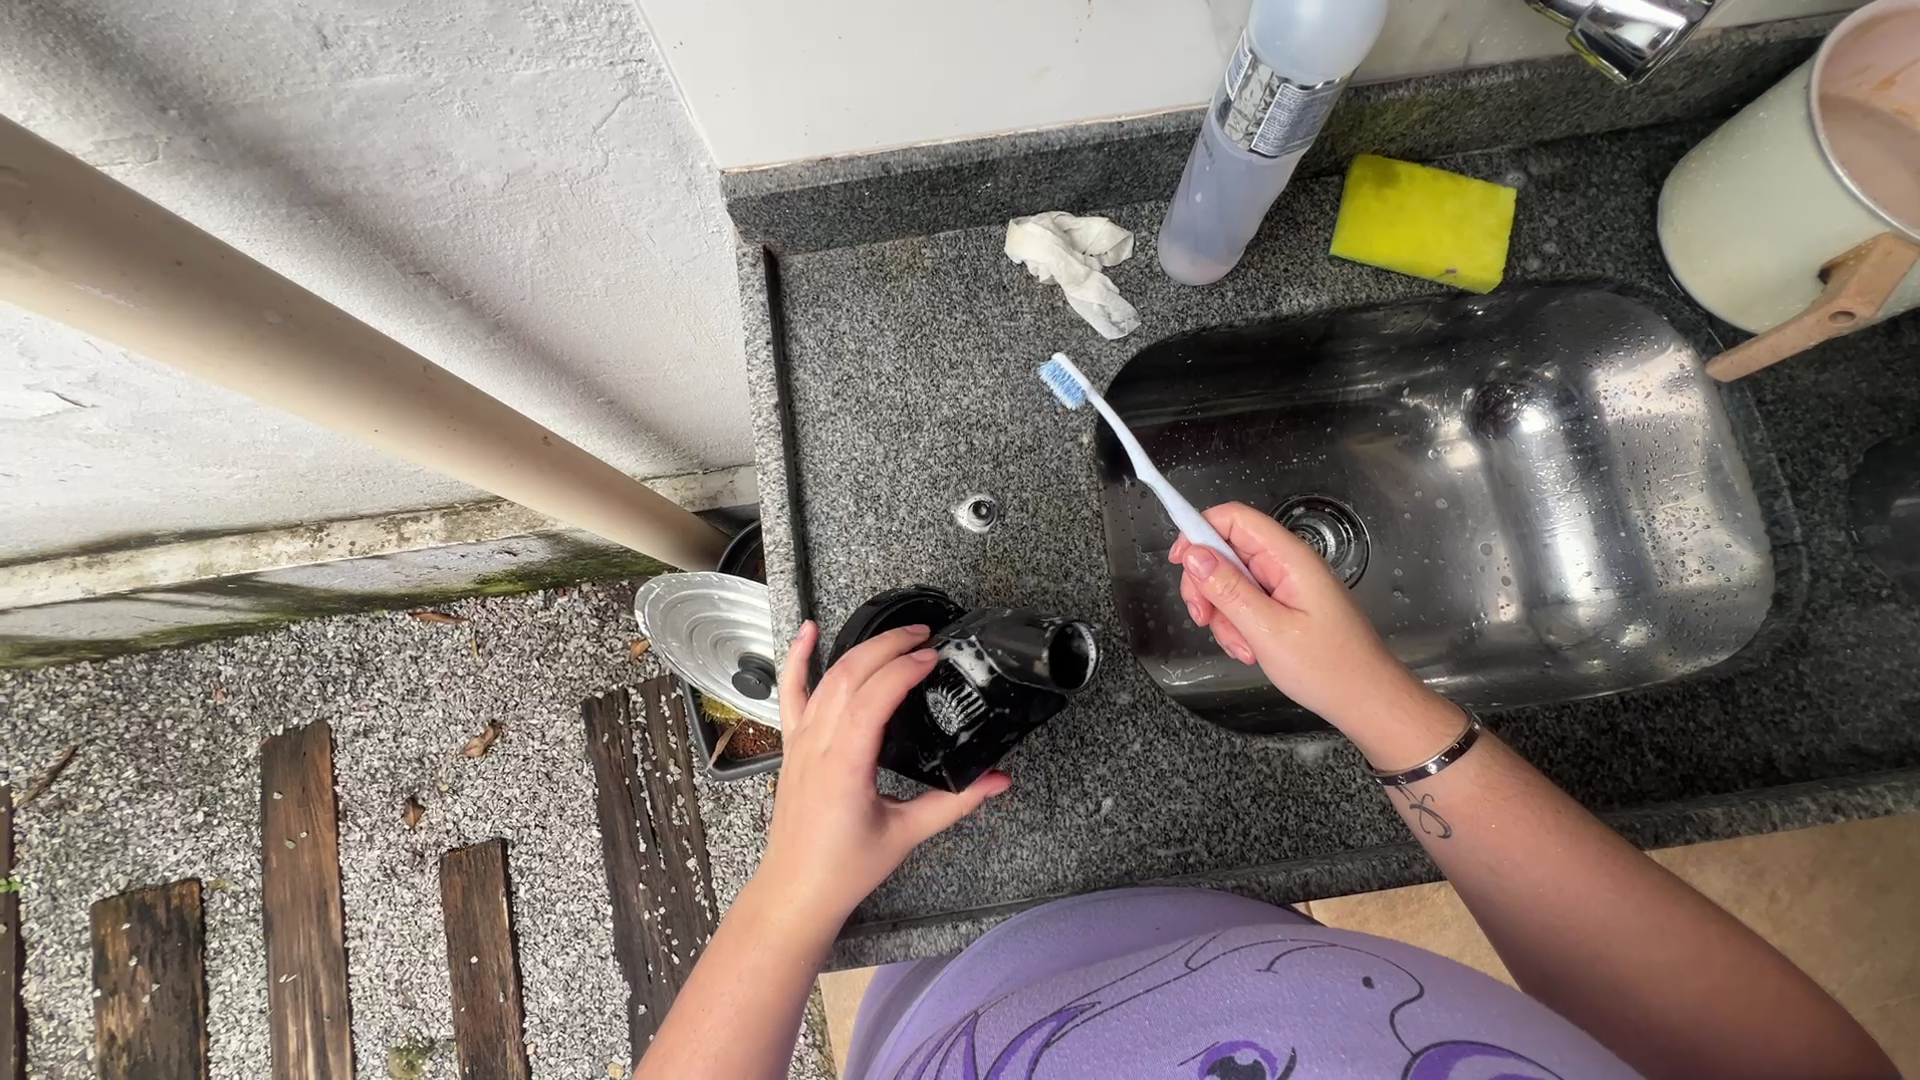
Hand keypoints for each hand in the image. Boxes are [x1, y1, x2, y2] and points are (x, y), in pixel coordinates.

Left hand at [754, 621, 1010, 927]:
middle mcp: (817, 744)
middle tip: (924, 635)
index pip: (872, 698)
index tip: (932, 656)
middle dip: (888, 646)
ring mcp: (800, 741)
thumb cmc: (844, 868)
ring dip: (862, 649)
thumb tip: (998, 780)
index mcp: (844, 764)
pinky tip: (807, 632)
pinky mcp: (792, 744)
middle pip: (849, 675)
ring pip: (827, 679)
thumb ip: (955, 802)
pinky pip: (791, 693)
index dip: (903, 669)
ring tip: (896, 634)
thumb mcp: (907, 834)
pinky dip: (797, 659)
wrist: (795, 891)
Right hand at [1170, 503, 1429, 728]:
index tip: (1179, 562)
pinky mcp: (1282, 604)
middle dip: (1205, 584)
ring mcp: (1283, 584)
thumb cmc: (1330, 668)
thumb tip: (1194, 555)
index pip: (1234, 518)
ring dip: (1221, 613)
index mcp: (1288, 558)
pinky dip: (1235, 625)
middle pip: (1224, 551)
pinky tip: (1248, 649)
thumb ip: (1228, 589)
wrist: (1366, 700)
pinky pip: (1242, 603)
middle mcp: (1285, 564)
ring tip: (1239, 645)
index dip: (1199, 531)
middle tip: (1203, 617)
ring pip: (1228, 581)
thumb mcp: (1267, 630)